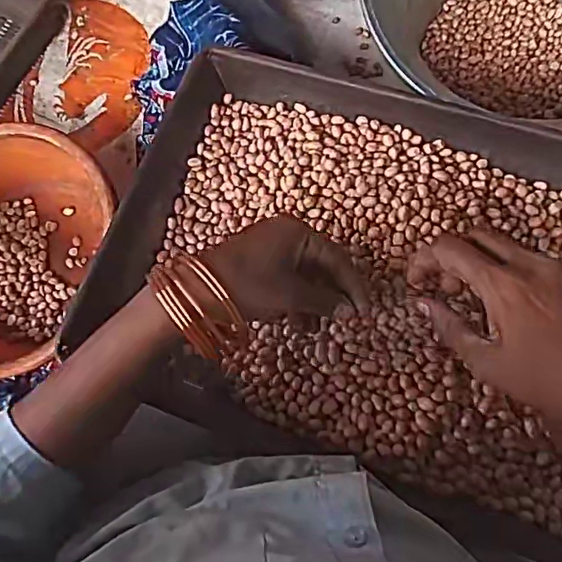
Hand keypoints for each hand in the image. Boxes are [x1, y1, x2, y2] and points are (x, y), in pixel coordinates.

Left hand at [199, 216, 370, 320]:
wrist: (197, 289)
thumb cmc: (248, 285)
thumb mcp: (290, 296)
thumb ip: (323, 302)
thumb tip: (349, 311)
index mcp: (297, 232)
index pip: (337, 258)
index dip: (353, 286)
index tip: (365, 310)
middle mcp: (286, 234)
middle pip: (321, 266)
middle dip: (332, 296)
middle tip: (344, 321)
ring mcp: (270, 248)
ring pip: (304, 276)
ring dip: (313, 303)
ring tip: (316, 328)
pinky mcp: (258, 264)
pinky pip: (287, 280)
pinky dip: (295, 300)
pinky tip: (298, 323)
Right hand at [406, 229, 561, 424]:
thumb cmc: (545, 383)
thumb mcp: (487, 363)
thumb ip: (450, 327)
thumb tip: (423, 304)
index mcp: (505, 287)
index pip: (450, 248)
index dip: (425, 258)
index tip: (417, 278)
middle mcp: (534, 265)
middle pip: (477, 235)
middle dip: (454, 255)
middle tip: (448, 287)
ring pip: (510, 247)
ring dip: (487, 264)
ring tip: (486, 299)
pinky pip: (541, 260)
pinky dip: (520, 273)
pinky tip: (525, 305)